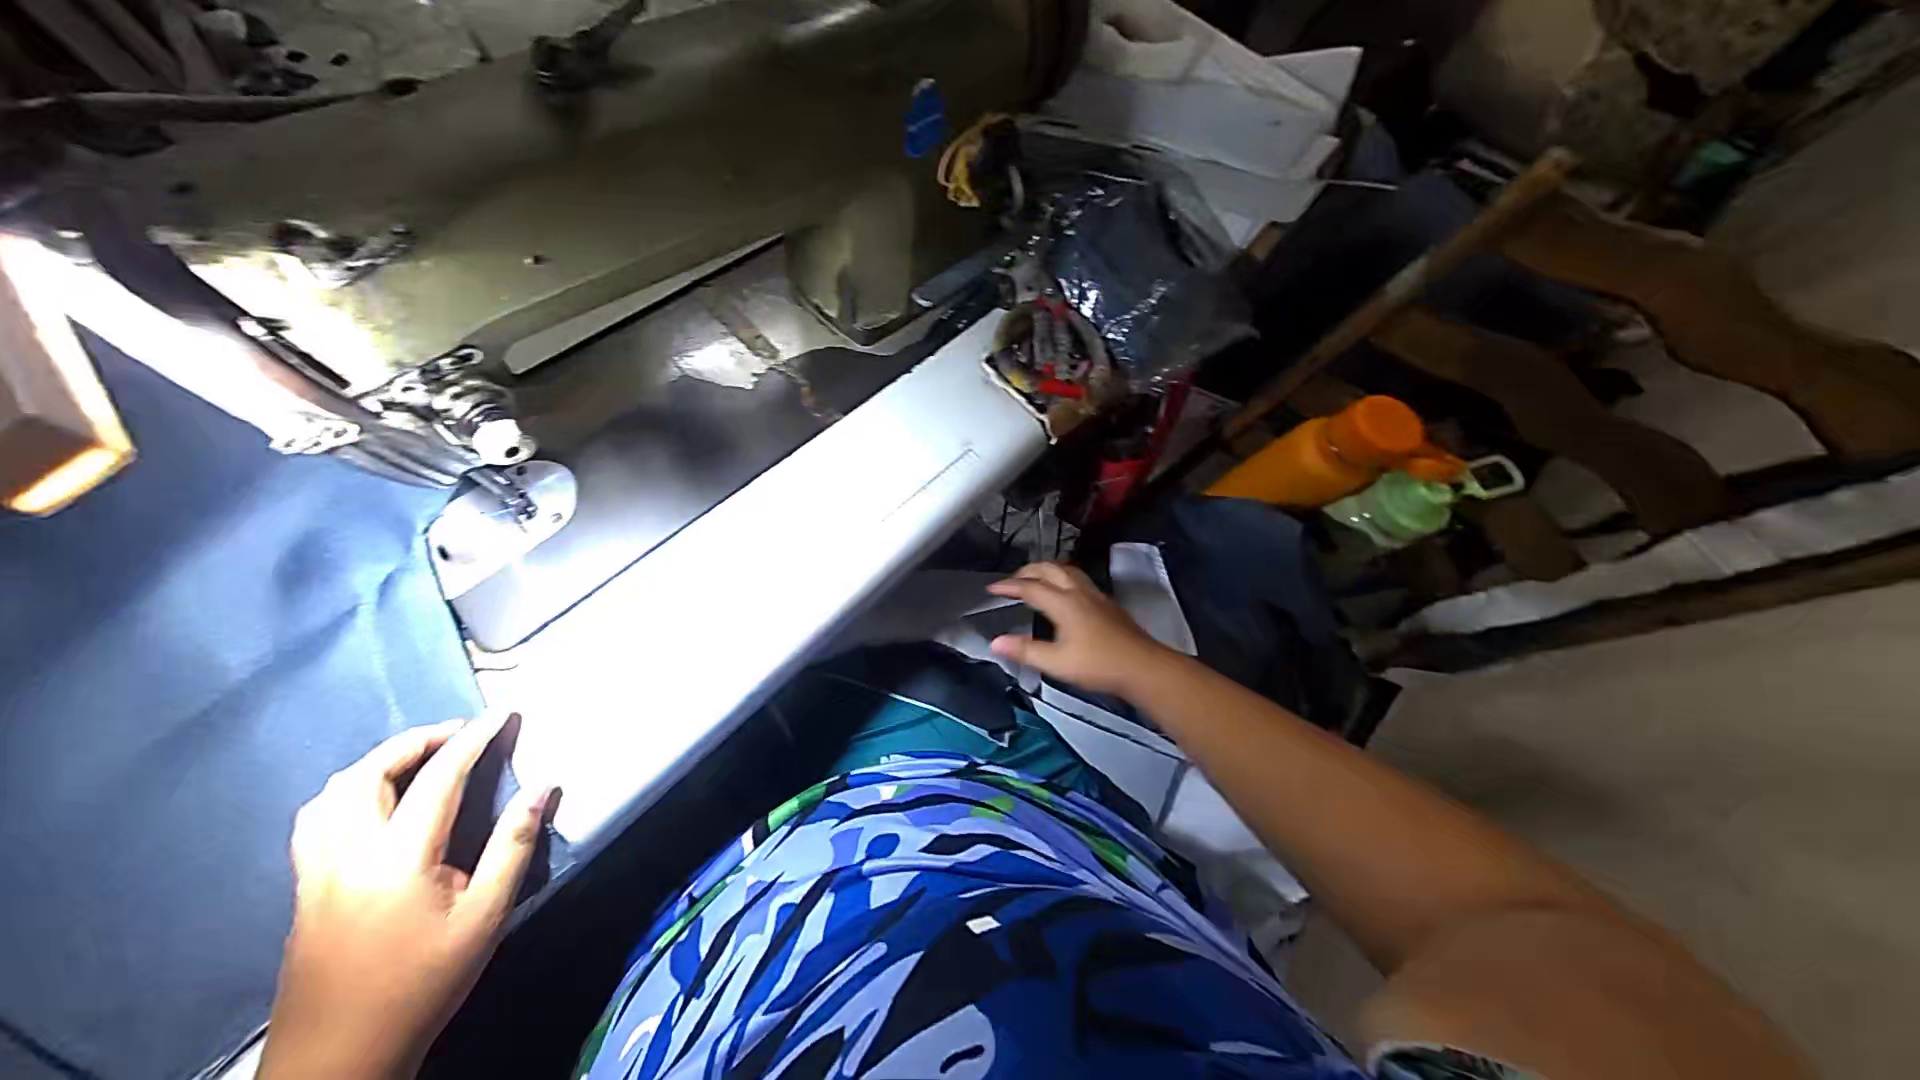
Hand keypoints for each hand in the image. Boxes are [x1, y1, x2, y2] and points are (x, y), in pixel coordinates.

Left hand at [258, 714, 557, 1079]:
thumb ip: (514, 846)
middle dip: (418, 740)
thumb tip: (544, 789)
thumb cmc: (423, 983)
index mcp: (397, 857)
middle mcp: (348, 853)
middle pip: (372, 773)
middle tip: (459, 732)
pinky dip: (347, 790)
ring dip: (378, 761)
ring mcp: (316, 870)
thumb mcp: (485, 916)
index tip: (500, 715)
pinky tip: (370, 800)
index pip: (439, 777)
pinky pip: (316, 818)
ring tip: (419, 757)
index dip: (473, 739)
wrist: (339, 1058)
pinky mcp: (303, 888)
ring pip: (334, 792)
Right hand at [987, 562, 1182, 697]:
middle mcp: (1080, 593)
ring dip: (1047, 570)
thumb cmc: (1099, 665)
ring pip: (1067, 571)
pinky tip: (1064, 594)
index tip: (993, 587)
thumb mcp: (1057, 663)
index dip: (1009, 585)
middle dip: (1028, 570)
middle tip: (1012, 579)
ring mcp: (1096, 596)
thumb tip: (996, 643)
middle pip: (1050, 569)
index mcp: (1064, 603)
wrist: (1143, 667)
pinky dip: (1062, 579)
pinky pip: (1079, 580)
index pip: (1031, 587)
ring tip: (1035, 578)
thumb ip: (1025, 651)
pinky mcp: (1107, 604)